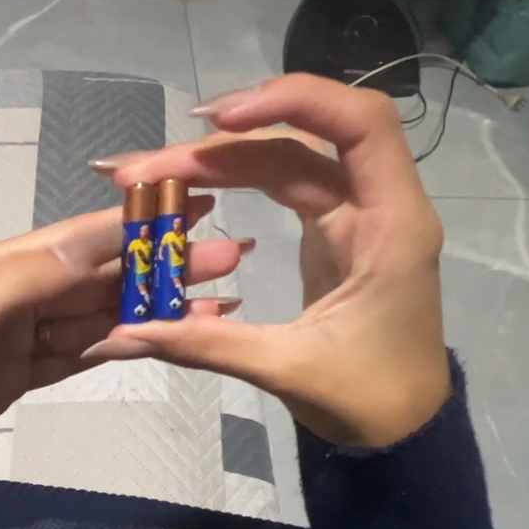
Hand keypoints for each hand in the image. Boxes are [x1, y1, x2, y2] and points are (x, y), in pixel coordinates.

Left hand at [0, 203, 248, 511]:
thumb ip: (16, 282)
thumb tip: (90, 239)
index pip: (67, 240)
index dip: (130, 224)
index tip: (193, 208)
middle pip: (86, 276)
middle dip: (152, 267)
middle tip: (228, 261)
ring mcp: (7, 342)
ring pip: (85, 317)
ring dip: (142, 306)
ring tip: (207, 301)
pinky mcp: (10, 381)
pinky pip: (70, 356)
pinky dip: (111, 346)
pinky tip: (151, 337)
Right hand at [89, 74, 449, 448]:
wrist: (401, 426)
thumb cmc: (366, 398)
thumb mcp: (285, 370)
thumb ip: (207, 345)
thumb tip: (127, 333)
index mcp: (392, 226)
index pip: (360, 124)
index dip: (293, 102)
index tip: (217, 119)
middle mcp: (379, 204)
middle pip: (302, 143)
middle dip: (222, 145)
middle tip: (145, 168)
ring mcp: (354, 216)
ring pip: (287, 162)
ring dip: (221, 159)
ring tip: (151, 174)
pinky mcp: (333, 234)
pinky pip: (285, 187)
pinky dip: (238, 180)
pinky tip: (193, 181)